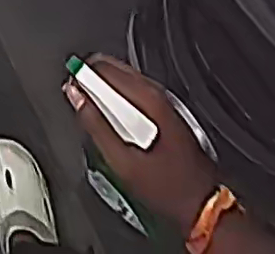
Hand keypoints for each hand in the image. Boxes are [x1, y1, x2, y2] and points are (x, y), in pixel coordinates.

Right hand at [65, 54, 217, 235]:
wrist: (202, 207)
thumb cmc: (167, 187)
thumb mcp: (122, 161)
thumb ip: (94, 125)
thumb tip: (76, 97)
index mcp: (146, 98)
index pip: (103, 67)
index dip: (81, 76)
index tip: (72, 90)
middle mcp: (156, 92)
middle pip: (113, 68)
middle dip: (92, 82)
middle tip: (80, 104)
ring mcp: (162, 100)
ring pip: (122, 79)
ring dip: (104, 92)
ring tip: (96, 118)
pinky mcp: (164, 109)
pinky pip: (133, 92)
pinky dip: (118, 100)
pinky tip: (115, 124)